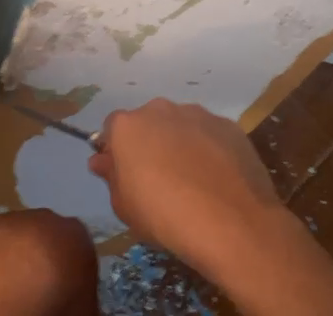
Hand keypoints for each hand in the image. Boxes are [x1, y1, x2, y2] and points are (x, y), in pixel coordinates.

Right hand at [86, 98, 283, 274]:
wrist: (232, 224)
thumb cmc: (165, 216)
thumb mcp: (125, 207)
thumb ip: (110, 177)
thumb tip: (100, 160)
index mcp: (127, 125)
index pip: (112, 129)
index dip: (117, 151)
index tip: (126, 175)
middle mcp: (160, 109)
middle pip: (148, 122)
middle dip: (150, 143)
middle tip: (160, 179)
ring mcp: (197, 114)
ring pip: (181, 125)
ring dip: (181, 143)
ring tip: (194, 180)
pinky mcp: (228, 126)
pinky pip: (210, 135)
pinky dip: (210, 150)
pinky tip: (218, 179)